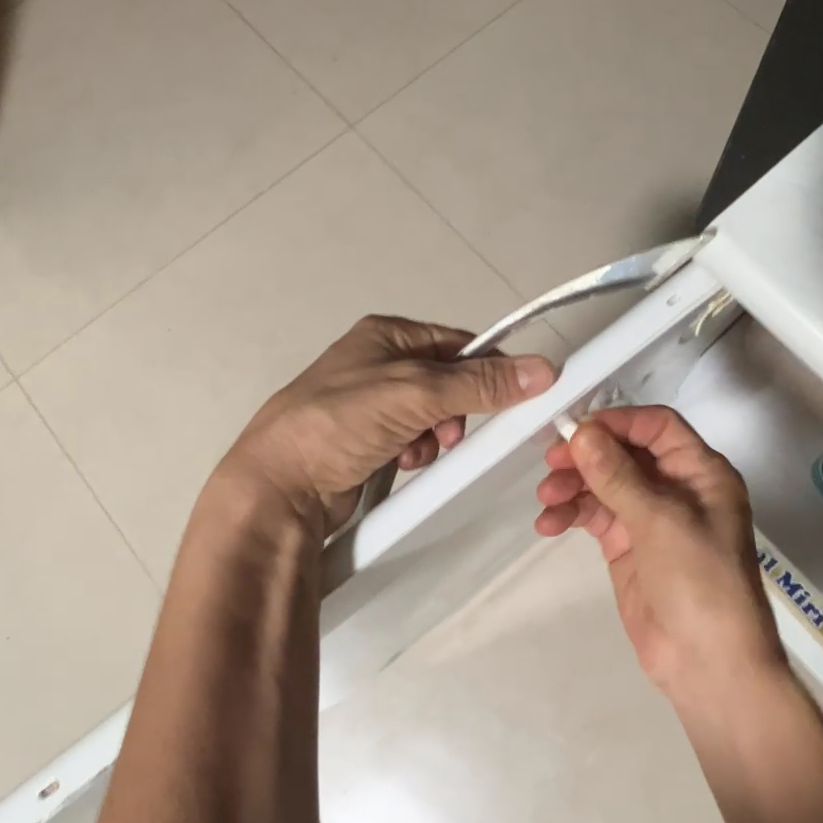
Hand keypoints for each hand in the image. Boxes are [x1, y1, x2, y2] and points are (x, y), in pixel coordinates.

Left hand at [229, 315, 555, 533]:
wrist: (279, 487)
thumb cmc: (341, 423)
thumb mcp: (414, 394)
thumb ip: (479, 384)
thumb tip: (544, 369)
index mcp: (386, 334)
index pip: (459, 344)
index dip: (489, 369)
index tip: (515, 397)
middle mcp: (379, 362)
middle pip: (449, 381)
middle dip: (458, 409)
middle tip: (453, 433)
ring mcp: (371, 404)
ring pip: (436, 415)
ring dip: (439, 435)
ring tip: (423, 450)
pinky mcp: (368, 442)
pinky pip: (416, 440)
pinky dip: (419, 452)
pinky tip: (406, 463)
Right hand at [535, 406, 785, 699]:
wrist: (709, 664)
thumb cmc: (700, 580)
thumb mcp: (660, 521)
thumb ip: (617, 475)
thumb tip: (581, 433)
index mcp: (701, 472)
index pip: (657, 427)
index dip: (618, 422)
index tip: (576, 429)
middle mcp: (676, 488)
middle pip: (625, 454)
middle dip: (587, 456)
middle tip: (550, 464)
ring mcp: (650, 519)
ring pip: (605, 484)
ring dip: (574, 486)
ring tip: (546, 501)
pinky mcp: (628, 547)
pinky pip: (595, 517)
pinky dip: (572, 515)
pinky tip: (549, 524)